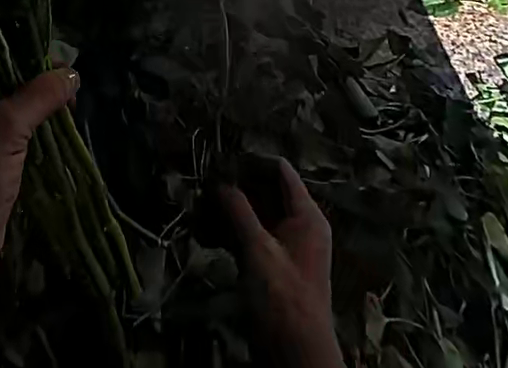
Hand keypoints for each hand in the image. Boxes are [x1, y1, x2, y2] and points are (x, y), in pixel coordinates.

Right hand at [220, 158, 344, 367]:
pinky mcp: (275, 264)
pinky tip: (208, 228)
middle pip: (268, 190)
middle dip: (238, 185)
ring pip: (258, 213)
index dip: (252, 162)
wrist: (296, 356)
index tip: (222, 159)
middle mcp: (301, 224)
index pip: (280, 170)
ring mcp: (288, 245)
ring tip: (201, 200)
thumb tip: (220, 181)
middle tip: (206, 179)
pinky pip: (255, 235)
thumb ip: (239, 210)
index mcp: (307, 214)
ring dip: (232, 208)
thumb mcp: (258, 249)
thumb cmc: (283, 298)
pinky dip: (234, 229)